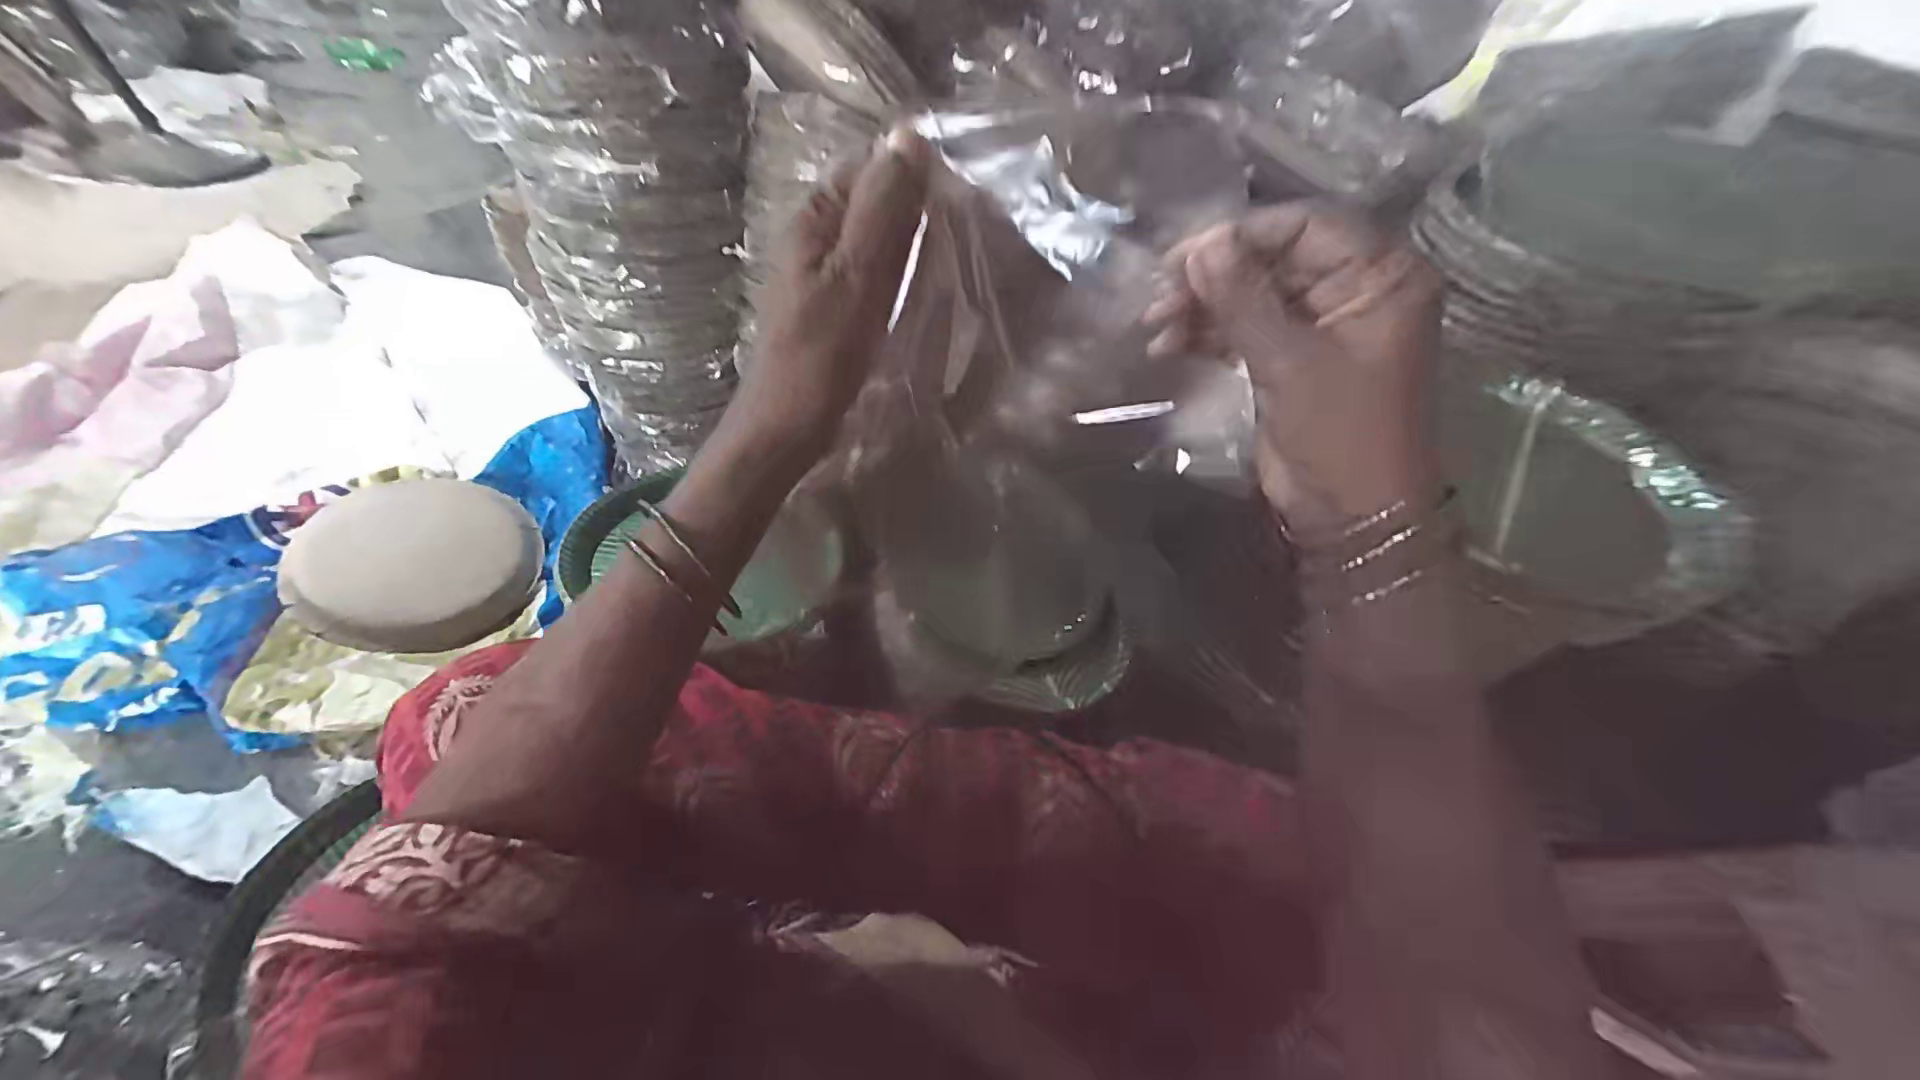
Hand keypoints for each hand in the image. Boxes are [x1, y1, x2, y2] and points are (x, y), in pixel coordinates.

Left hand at [731, 127, 931, 459]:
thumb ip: (883, 210)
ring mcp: (823, 275)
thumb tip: (910, 136)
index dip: (917, 172)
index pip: (872, 165)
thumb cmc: (819, 357)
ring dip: (914, 242)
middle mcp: (814, 236)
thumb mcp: (856, 277)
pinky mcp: (834, 308)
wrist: (786, 429)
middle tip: (970, 230)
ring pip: (878, 240)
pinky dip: (901, 274)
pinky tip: (925, 290)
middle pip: (875, 201)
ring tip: (957, 255)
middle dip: (919, 208)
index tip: (963, 197)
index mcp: (815, 217)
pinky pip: (875, 274)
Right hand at [1144, 203, 1444, 534]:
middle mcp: (1352, 290)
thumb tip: (1201, 247)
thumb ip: (1244, 301)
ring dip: (1201, 309)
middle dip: (1212, 278)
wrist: (1350, 512)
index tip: (1182, 259)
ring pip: (1250, 297)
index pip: (1305, 227)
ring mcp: (1317, 326)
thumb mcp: (1290, 362)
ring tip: (1156, 328)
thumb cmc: (1339, 433)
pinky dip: (1206, 336)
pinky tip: (1168, 345)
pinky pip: (1243, 330)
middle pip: (1271, 261)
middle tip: (1159, 297)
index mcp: (1379, 276)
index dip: (1240, 236)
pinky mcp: (1288, 359)